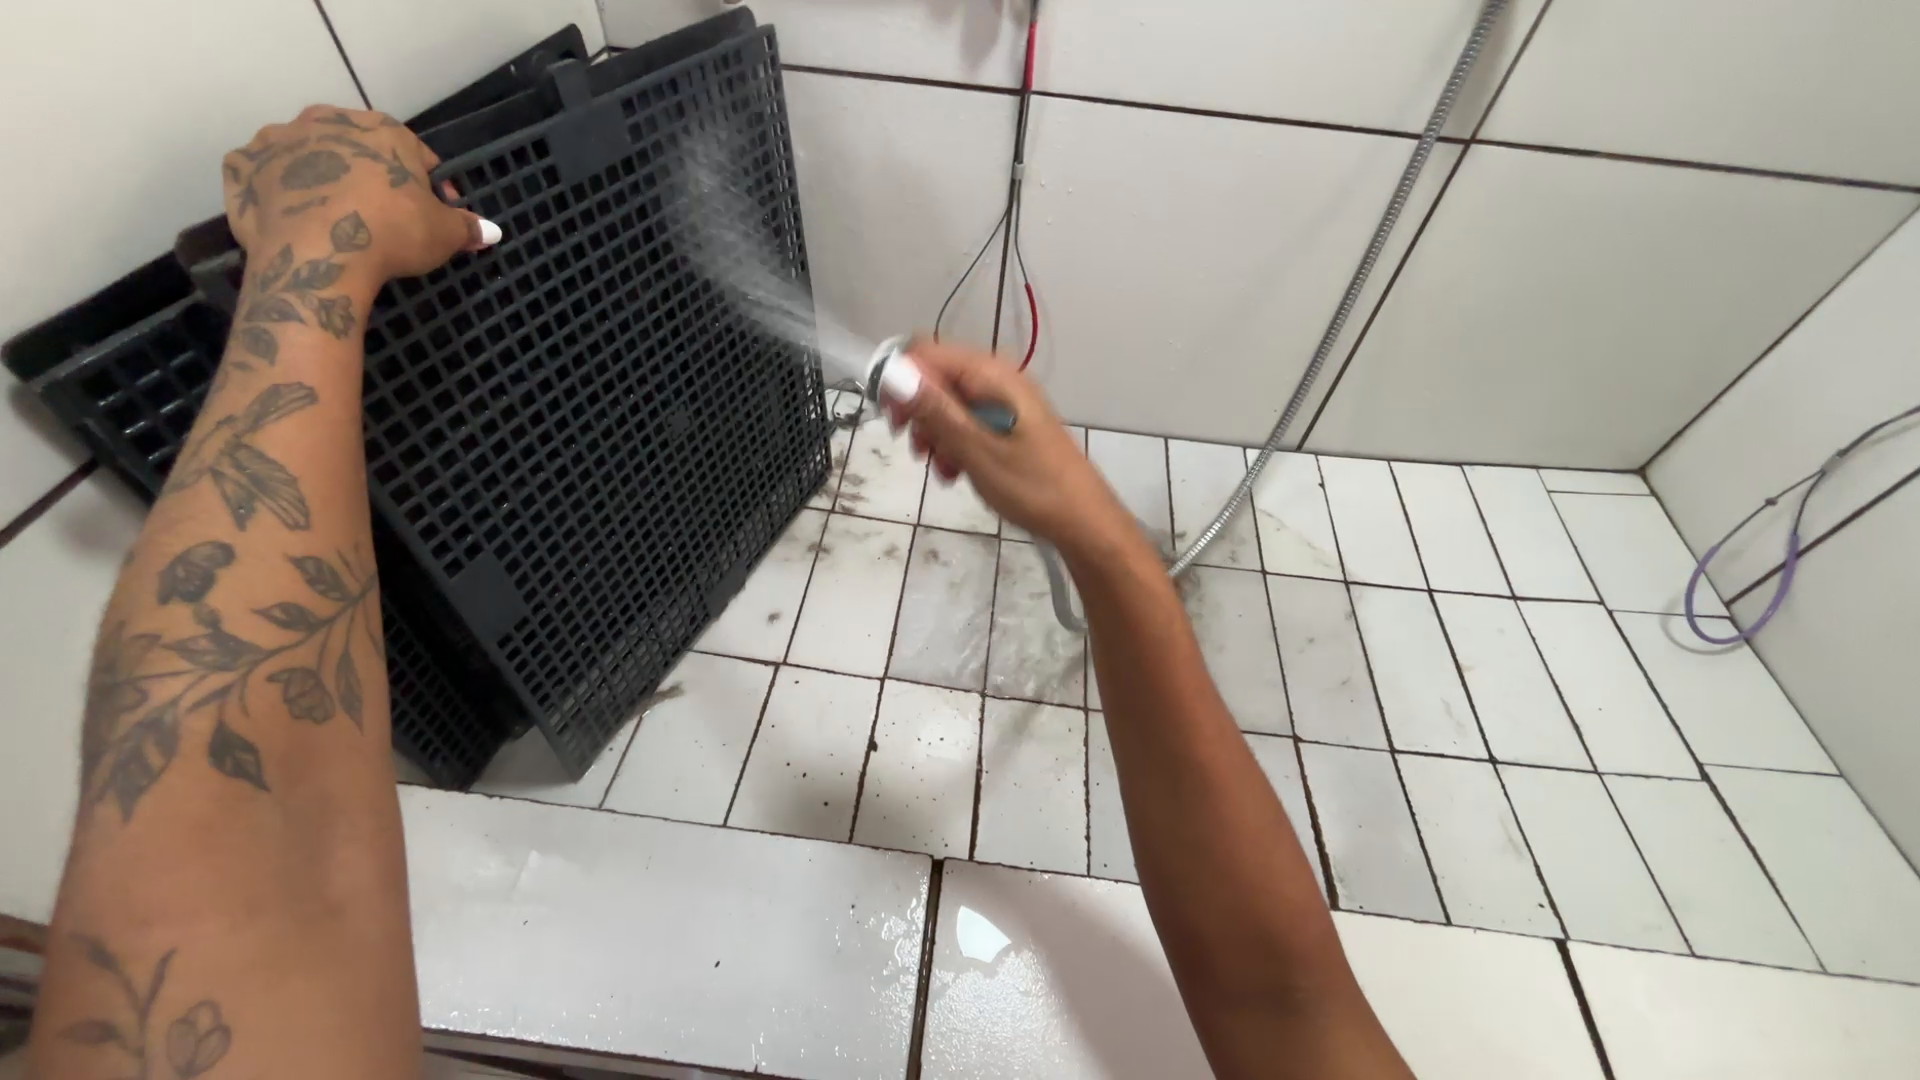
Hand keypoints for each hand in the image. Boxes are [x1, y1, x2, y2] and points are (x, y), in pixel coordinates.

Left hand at [220, 105, 494, 298]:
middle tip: (390, 218)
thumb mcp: (446, 234)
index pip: (417, 154)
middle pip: (359, 148)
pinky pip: (267, 177)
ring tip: (342, 220)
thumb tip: (491, 231)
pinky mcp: (241, 167)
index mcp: (381, 130)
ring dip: (326, 178)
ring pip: (310, 157)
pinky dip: (282, 192)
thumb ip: (468, 227)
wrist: (318, 255)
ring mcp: (276, 140)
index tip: (438, 214)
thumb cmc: (393, 232)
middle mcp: (325, 121)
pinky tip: (298, 218)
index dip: (433, 186)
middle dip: (375, 177)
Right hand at [890, 339, 1139, 560]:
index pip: (926, 353)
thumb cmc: (1030, 485)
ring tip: (939, 468)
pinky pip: (969, 422)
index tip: (892, 421)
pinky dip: (955, 443)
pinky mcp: (1011, 424)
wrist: (1081, 518)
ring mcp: (1006, 402)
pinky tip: (955, 472)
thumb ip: (935, 409)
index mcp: (991, 375)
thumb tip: (895, 373)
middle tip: (916, 450)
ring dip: (935, 433)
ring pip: (950, 404)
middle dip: (918, 411)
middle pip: (937, 377)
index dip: (900, 380)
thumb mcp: (975, 449)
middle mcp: (998, 379)